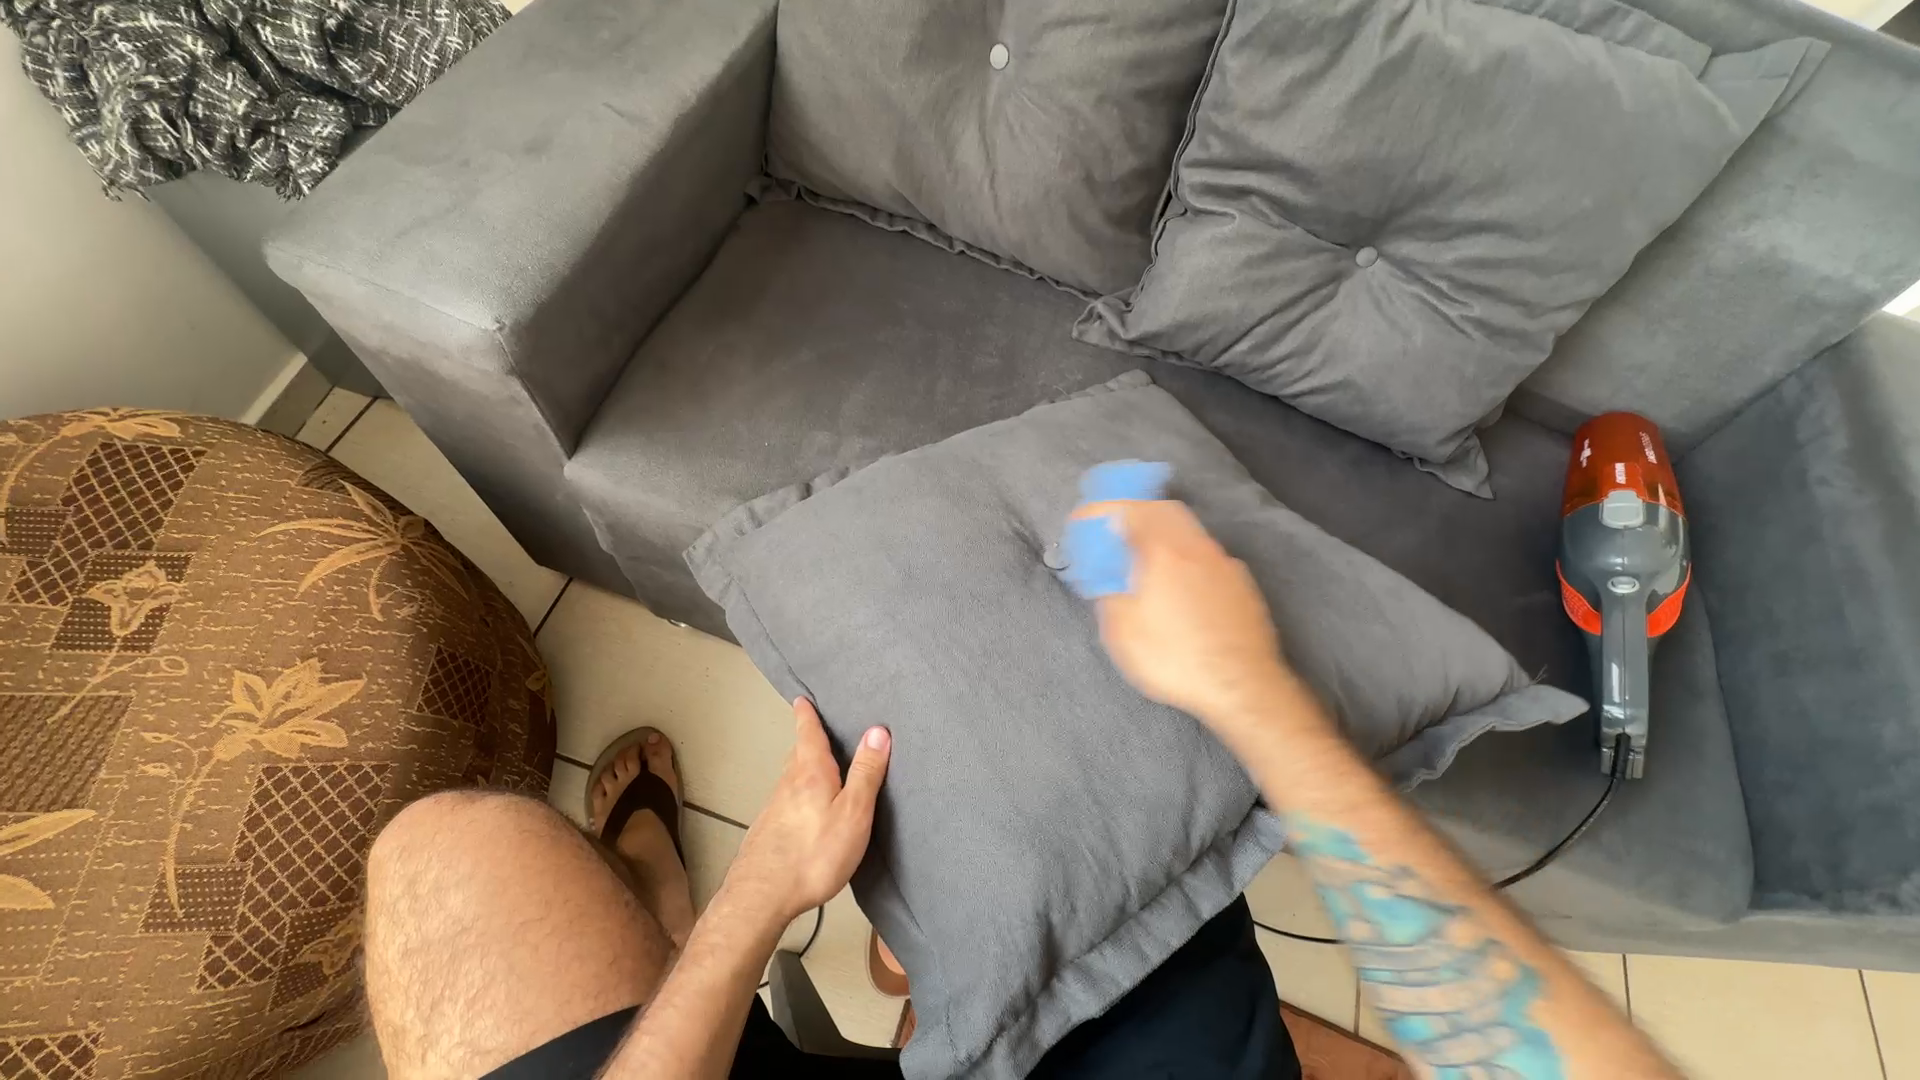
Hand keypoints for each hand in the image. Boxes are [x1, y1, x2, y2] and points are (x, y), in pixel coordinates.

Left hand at [725, 698, 889, 923]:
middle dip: (807, 739)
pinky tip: (806, 809)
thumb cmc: (814, 853)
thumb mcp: (853, 813)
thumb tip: (877, 730)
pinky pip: (787, 801)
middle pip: (798, 754)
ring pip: (791, 778)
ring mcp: (774, 809)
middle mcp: (788, 784)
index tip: (802, 698)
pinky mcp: (769, 832)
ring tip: (818, 765)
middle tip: (816, 727)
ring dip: (803, 767)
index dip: (806, 714)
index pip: (808, 733)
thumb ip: (865, 773)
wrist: (761, 898)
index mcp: (810, 773)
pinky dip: (798, 793)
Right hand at [1079, 499, 1295, 723]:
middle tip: (1116, 531)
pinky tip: (1181, 587)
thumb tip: (1108, 580)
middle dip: (1137, 513)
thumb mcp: (1121, 632)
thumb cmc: (1175, 659)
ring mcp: (1225, 565)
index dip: (1102, 510)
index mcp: (1163, 551)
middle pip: (1165, 510)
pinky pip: (1207, 558)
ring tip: (1146, 561)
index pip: (1129, 509)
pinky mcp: (1243, 587)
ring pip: (1189, 533)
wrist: (1243, 689)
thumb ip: (1108, 594)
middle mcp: (1197, 548)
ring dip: (1163, 536)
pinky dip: (1186, 559)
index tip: (1083, 519)